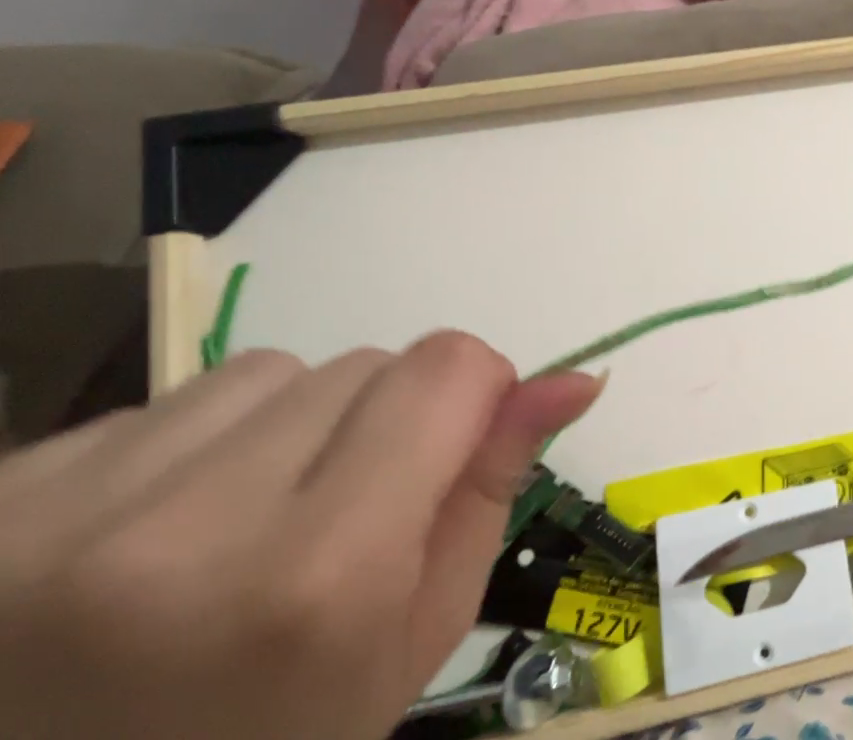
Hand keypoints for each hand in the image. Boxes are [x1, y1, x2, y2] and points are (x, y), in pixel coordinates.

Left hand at [0, 332, 601, 739]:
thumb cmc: (289, 731)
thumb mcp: (420, 628)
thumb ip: (493, 487)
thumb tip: (574, 380)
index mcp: (319, 577)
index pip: (442, 373)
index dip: (479, 390)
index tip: (463, 442)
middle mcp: (183, 529)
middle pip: (361, 366)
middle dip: (386, 417)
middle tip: (351, 510)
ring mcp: (62, 511)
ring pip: (265, 370)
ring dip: (291, 422)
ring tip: (253, 516)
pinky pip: (162, 403)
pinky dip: (197, 446)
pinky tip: (165, 529)